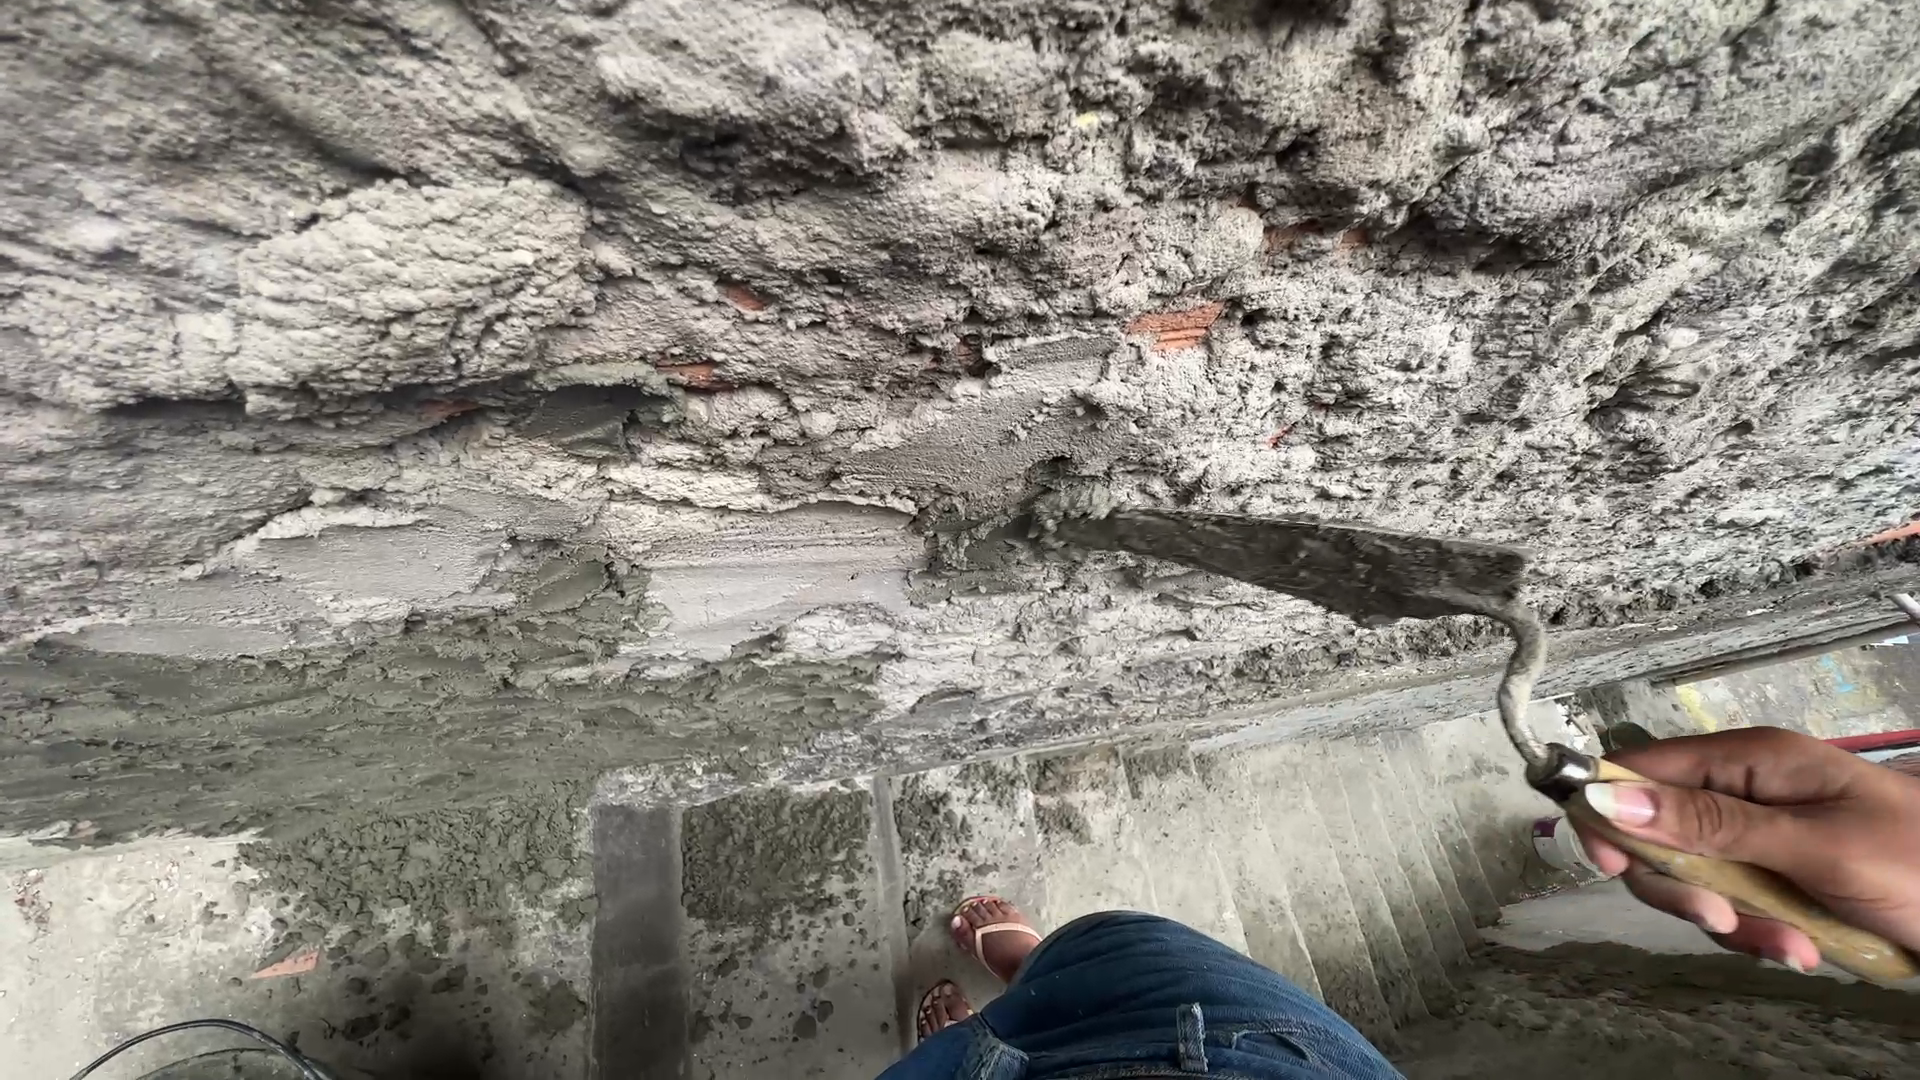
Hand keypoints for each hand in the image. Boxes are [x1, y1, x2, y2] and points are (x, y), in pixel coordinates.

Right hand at [1570, 726, 1919, 971]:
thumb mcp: (1822, 848)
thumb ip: (1709, 822)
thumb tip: (1596, 797)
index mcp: (1745, 761)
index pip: (1633, 769)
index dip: (1605, 810)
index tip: (1612, 865)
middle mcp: (1740, 790)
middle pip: (1652, 827)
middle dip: (1676, 880)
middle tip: (1715, 919)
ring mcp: (1759, 835)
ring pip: (1689, 872)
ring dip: (1724, 916)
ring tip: (1786, 948)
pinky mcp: (1778, 876)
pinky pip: (1730, 899)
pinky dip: (1755, 931)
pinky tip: (1801, 951)